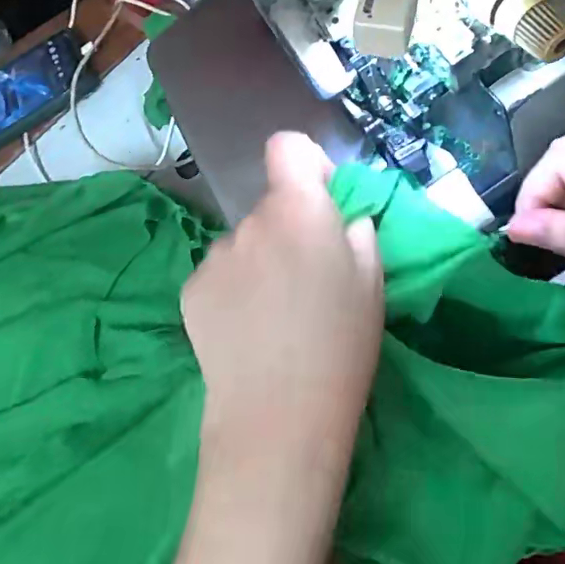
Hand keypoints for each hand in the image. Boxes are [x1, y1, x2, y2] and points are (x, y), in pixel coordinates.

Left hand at [180, 132, 384, 455]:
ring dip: (261, 260)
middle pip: (271, 205)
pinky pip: (221, 272)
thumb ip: (357, 229)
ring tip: (276, 314)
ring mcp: (214, 256)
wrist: (278, 417)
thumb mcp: (373, 280)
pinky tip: (248, 329)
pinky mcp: (191, 290)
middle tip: (308, 279)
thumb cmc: (341, 345)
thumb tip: (341, 218)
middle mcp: (249, 221)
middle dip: (290, 228)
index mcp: (298, 210)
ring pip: (246, 242)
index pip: (287, 146)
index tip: (322, 201)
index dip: (307, 164)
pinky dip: (235, 288)